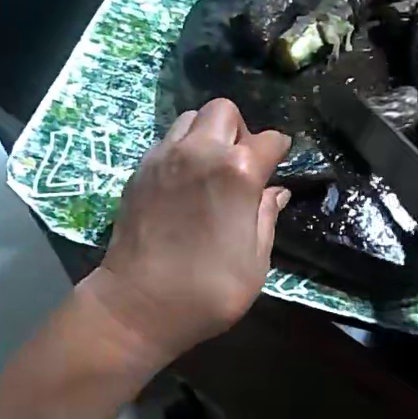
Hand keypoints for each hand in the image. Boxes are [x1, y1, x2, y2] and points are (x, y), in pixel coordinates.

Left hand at [80, 99, 290, 370]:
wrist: (138, 306)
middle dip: (240, 131)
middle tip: (242, 166)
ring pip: (192, 118)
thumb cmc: (209, 289)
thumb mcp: (256, 259)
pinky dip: (183, 150)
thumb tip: (275, 192)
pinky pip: (168, 141)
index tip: (278, 167)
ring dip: (208, 135)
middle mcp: (200, 152)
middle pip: (225, 112)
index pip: (270, 140)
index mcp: (238, 171)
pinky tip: (186, 183)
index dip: (279, 152)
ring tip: (212, 170)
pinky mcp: (140, 170)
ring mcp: (164, 157)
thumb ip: (266, 216)